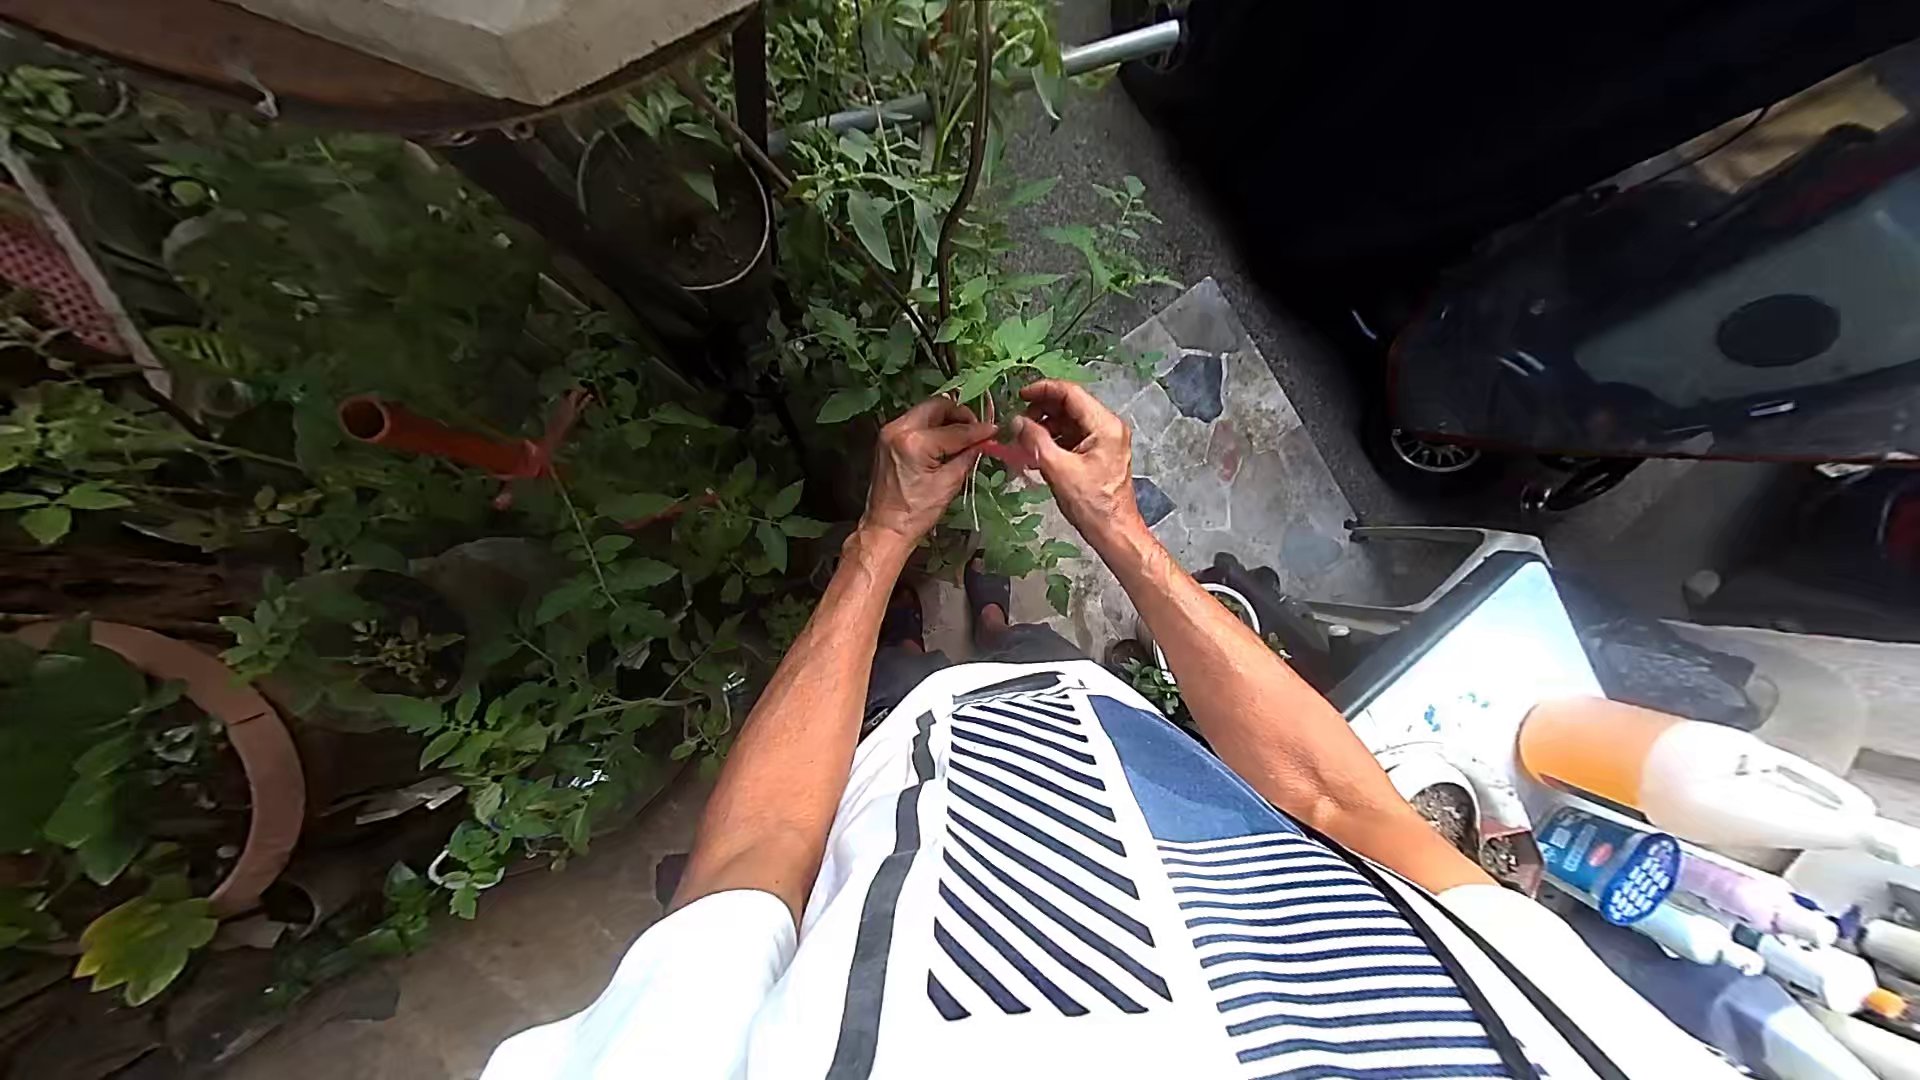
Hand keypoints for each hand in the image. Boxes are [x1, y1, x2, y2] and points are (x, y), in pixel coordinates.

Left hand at [860, 397, 994, 548]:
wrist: (886, 527)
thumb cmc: (917, 512)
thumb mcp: (949, 483)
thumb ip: (968, 456)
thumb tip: (984, 441)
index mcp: (914, 442)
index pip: (954, 429)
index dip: (977, 430)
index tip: (993, 430)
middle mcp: (898, 429)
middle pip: (937, 406)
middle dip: (960, 414)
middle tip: (976, 429)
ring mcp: (890, 432)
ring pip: (926, 411)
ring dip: (946, 419)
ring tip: (963, 435)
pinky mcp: (887, 438)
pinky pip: (916, 422)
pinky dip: (933, 426)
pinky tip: (946, 441)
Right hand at [1012, 379, 1143, 546]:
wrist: (1114, 531)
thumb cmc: (1092, 504)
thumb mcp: (1058, 470)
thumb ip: (1035, 441)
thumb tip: (1016, 421)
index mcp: (1105, 425)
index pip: (1071, 393)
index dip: (1043, 390)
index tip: (1020, 395)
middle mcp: (1109, 427)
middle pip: (1071, 405)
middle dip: (1042, 410)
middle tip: (1020, 423)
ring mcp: (1106, 440)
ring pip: (1071, 421)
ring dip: (1047, 426)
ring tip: (1025, 440)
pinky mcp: (1100, 453)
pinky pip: (1074, 436)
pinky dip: (1055, 440)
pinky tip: (1038, 452)